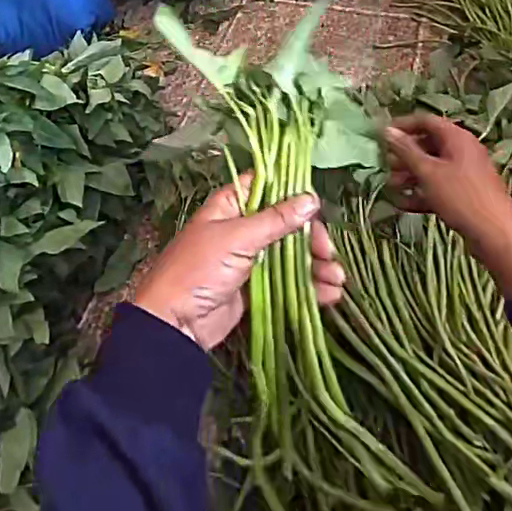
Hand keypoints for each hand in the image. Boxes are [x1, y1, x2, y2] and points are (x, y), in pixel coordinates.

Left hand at [130, 172, 345, 349]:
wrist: (174, 323)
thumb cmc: (200, 268)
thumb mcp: (238, 238)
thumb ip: (276, 220)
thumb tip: (311, 198)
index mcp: (231, 205)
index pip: (268, 187)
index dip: (293, 193)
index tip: (318, 205)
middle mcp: (242, 227)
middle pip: (286, 223)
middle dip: (311, 238)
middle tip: (328, 253)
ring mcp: (250, 259)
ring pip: (290, 254)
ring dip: (315, 265)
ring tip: (338, 280)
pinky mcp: (255, 288)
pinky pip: (287, 282)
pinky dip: (308, 287)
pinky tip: (330, 295)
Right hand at [384, 114, 511, 298]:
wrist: (496, 235)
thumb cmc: (460, 196)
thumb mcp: (428, 171)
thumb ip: (406, 150)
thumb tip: (387, 130)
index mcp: (457, 137)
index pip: (425, 121)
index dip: (403, 125)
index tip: (382, 135)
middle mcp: (462, 150)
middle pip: (428, 144)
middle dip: (404, 155)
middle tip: (386, 164)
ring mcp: (466, 173)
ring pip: (432, 167)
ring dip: (410, 175)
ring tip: (392, 186)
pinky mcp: (466, 193)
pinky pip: (440, 185)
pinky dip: (422, 191)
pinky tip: (404, 203)